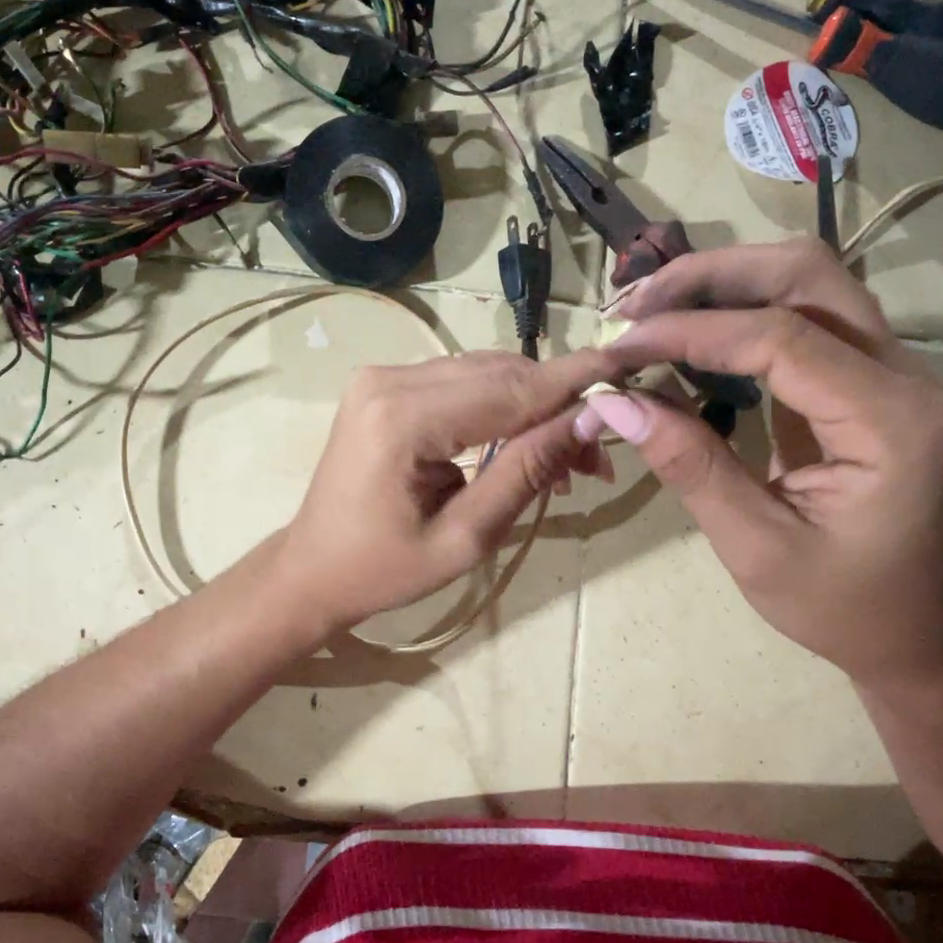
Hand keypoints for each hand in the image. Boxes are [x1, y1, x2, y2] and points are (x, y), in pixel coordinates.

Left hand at [277, 349, 618, 631]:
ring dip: (531, 407)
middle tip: (597, 457)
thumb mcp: (463, 538)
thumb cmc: (382, 571)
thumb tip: (588, 421)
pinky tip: (524, 445)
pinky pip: (458, 383)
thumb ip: (525, 473)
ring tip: (568, 462)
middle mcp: (388, 380)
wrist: (312, 569)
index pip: (508, 390)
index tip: (629, 371)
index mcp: (401, 419)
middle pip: (498, 373)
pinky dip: (498, 408)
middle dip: (556, 405)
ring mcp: (382, 378)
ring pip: (483, 373)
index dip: (572, 383)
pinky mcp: (384, 387)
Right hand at [584, 238, 942, 683]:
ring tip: (648, 310)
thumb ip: (690, 465)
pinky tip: (685, 334)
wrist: (911, 633)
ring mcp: (890, 372)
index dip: (690, 331)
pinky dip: (738, 313)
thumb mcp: (755, 548)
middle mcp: (903, 376)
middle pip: (806, 275)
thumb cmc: (839, 605)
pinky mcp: (865, 382)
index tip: (618, 348)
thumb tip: (613, 401)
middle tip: (630, 307)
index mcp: (889, 421)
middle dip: (710, 277)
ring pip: (807, 283)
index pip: (781, 337)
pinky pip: (802, 320)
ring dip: (723, 283)